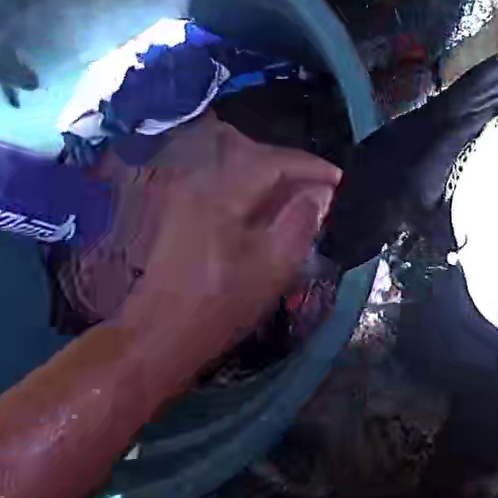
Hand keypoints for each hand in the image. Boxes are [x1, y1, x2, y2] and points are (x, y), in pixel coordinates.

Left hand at [121, 122, 340, 357]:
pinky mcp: (184, 217)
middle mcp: (201, 186)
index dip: (312, 166)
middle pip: (255, 159)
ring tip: (303, 197)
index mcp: (223, 193)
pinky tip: (272, 211)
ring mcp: (187, 200)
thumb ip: (302, 219)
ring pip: (241, 173)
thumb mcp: (275, 264)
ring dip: (276, 180)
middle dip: (294, 169)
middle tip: (325, 186)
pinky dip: (257, 192)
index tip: (339, 178)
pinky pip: (229, 188)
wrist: (157, 339)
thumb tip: (320, 191)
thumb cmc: (221, 303)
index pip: (274, 161)